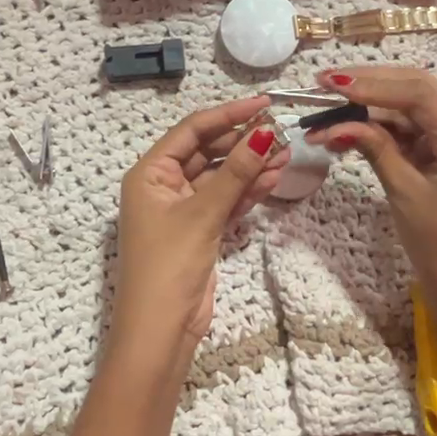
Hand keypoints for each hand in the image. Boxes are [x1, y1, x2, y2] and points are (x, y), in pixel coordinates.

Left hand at [113, 97, 285, 361]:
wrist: (160, 332)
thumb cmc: (169, 266)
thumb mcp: (203, 214)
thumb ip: (236, 173)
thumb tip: (265, 132)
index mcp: (149, 173)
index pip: (192, 131)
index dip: (228, 114)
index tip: (264, 103)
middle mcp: (163, 185)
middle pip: (208, 152)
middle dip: (245, 143)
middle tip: (283, 132)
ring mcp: (182, 209)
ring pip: (221, 177)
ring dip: (251, 166)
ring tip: (287, 154)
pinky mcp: (200, 230)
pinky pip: (226, 200)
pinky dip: (247, 191)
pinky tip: (274, 178)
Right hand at [308, 67, 436, 315]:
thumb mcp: (403, 192)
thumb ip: (375, 147)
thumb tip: (336, 122)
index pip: (420, 94)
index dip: (374, 85)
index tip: (333, 85)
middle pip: (417, 88)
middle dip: (370, 83)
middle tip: (325, 82)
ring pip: (412, 101)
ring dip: (371, 102)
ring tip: (328, 105)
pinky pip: (412, 122)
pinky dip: (381, 121)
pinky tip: (348, 124)